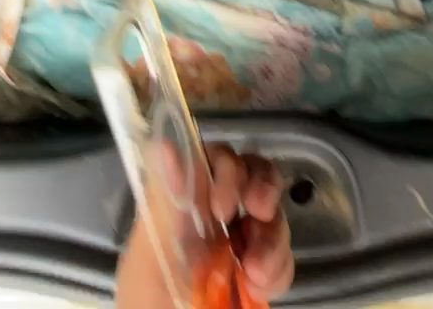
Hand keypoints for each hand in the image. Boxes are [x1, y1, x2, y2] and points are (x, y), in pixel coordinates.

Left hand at [116, 143, 294, 308]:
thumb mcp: (150, 266)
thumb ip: (164, 205)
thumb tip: (162, 142)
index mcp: (175, 211)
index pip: (204, 159)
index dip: (223, 163)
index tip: (225, 199)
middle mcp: (206, 222)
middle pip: (246, 173)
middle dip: (259, 184)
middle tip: (258, 210)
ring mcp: (235, 249)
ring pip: (271, 210)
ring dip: (273, 233)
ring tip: (258, 274)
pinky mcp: (258, 277)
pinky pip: (282, 252)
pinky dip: (280, 265)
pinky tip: (263, 289)